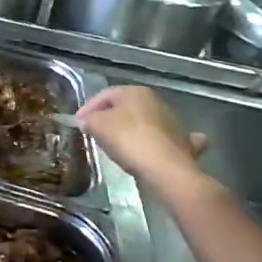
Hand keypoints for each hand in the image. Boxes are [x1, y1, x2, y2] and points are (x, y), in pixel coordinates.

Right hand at [75, 85, 205, 184]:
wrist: (165, 169)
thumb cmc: (127, 139)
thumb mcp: (97, 125)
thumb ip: (89, 119)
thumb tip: (87, 121)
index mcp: (135, 91)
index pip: (105, 95)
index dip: (88, 108)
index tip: (78, 123)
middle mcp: (156, 101)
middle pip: (126, 107)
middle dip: (110, 118)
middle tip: (95, 132)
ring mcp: (172, 121)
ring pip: (145, 121)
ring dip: (132, 128)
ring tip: (119, 143)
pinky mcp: (182, 142)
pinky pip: (167, 138)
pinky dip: (161, 140)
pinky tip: (157, 146)